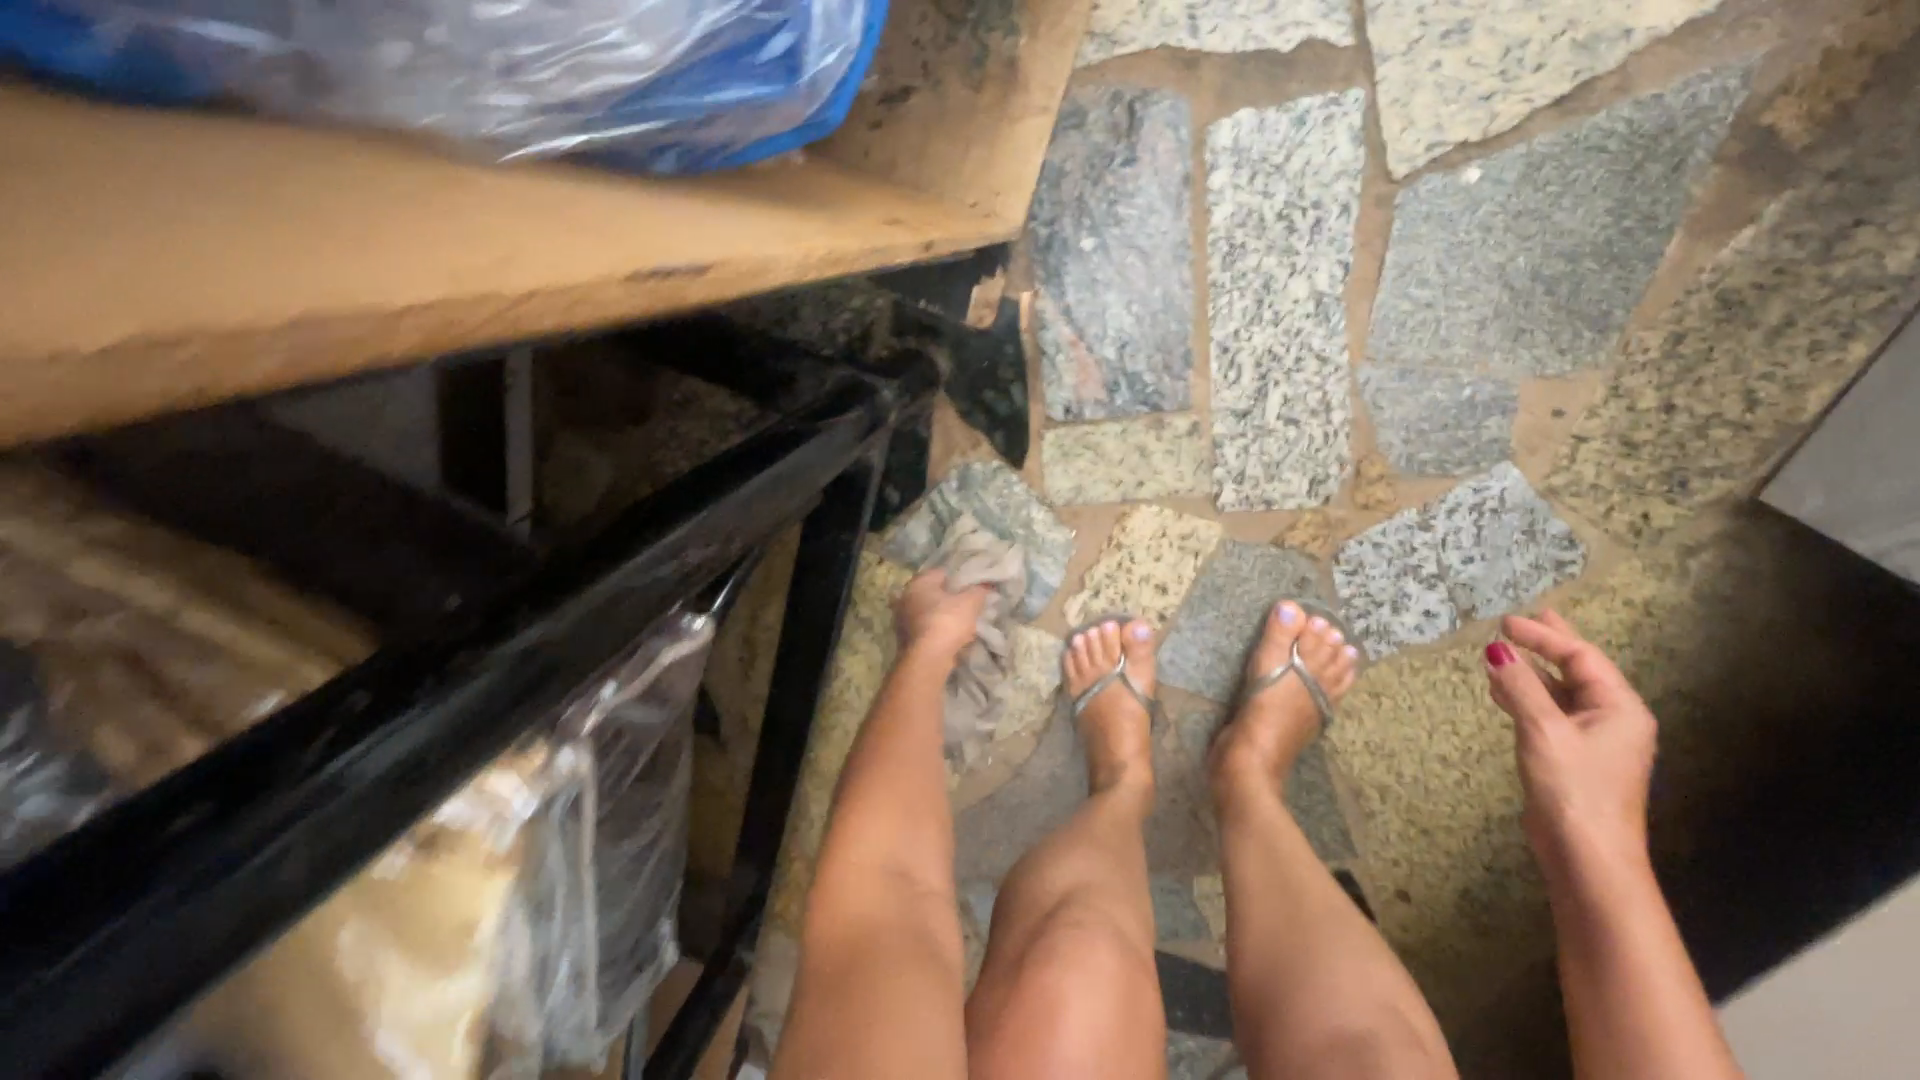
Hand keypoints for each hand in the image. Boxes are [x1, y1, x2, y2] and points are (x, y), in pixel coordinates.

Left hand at [894, 569, 988, 663]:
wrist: (928, 659)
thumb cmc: (947, 622)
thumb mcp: (970, 602)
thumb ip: (978, 590)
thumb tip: (985, 585)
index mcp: (918, 583)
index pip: (941, 573)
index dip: (959, 578)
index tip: (973, 587)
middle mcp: (906, 598)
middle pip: (934, 594)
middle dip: (951, 599)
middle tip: (969, 605)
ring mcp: (903, 620)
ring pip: (930, 613)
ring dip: (944, 616)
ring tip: (964, 623)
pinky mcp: (906, 639)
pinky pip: (927, 629)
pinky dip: (938, 631)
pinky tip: (953, 638)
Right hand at [1485, 610, 1657, 869]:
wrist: (1586, 853)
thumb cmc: (1572, 787)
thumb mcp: (1543, 730)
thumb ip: (1520, 687)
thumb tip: (1496, 649)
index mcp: (1620, 708)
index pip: (1581, 657)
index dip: (1544, 635)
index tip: (1504, 622)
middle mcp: (1614, 719)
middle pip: (1579, 671)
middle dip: (1549, 645)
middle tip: (1523, 621)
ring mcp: (1594, 741)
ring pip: (1562, 694)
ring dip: (1532, 673)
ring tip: (1503, 653)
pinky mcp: (1573, 758)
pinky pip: (1550, 714)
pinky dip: (1527, 698)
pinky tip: (1504, 693)